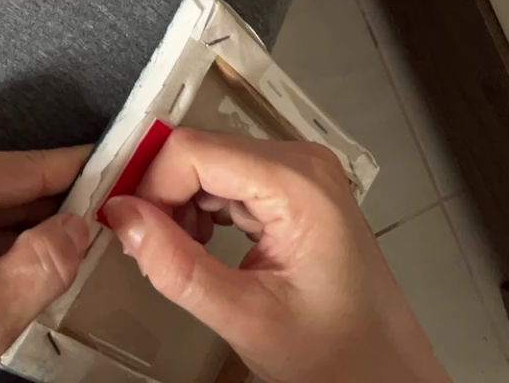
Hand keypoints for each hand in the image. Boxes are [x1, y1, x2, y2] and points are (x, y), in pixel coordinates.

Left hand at [0, 146, 93, 382]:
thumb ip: (42, 265)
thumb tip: (83, 225)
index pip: (26, 167)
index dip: (79, 174)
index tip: (124, 172)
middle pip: (5, 187)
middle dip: (49, 216)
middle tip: (100, 243)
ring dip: (18, 240)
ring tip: (54, 274)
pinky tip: (9, 282)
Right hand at [101, 129, 448, 382]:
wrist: (389, 382)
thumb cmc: (337, 359)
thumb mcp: (246, 320)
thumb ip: (177, 267)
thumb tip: (119, 215)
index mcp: (298, 184)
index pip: (192, 151)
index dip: (151, 184)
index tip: (131, 227)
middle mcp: (299, 160)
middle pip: (197, 150)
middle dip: (162, 194)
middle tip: (148, 245)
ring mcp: (298, 168)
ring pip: (205, 159)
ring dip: (178, 201)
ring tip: (179, 251)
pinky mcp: (292, 182)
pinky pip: (224, 173)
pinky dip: (199, 205)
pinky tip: (201, 242)